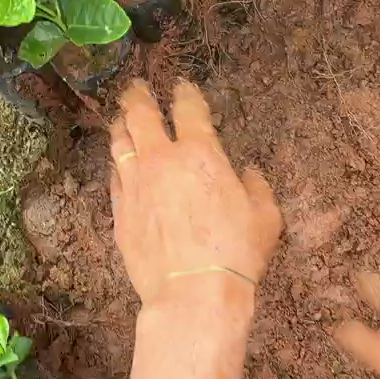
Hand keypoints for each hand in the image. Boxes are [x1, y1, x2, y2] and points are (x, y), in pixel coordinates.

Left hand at [109, 81, 281, 314]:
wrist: (193, 291)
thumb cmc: (236, 253)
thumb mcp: (265, 216)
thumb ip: (257, 188)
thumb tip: (250, 175)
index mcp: (200, 153)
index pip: (188, 109)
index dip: (185, 93)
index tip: (182, 87)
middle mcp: (160, 160)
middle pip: (140, 115)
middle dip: (138, 97)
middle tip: (136, 90)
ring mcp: (135, 186)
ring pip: (119, 144)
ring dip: (121, 127)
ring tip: (121, 120)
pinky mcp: (121, 213)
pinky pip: (114, 179)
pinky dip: (117, 166)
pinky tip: (118, 165)